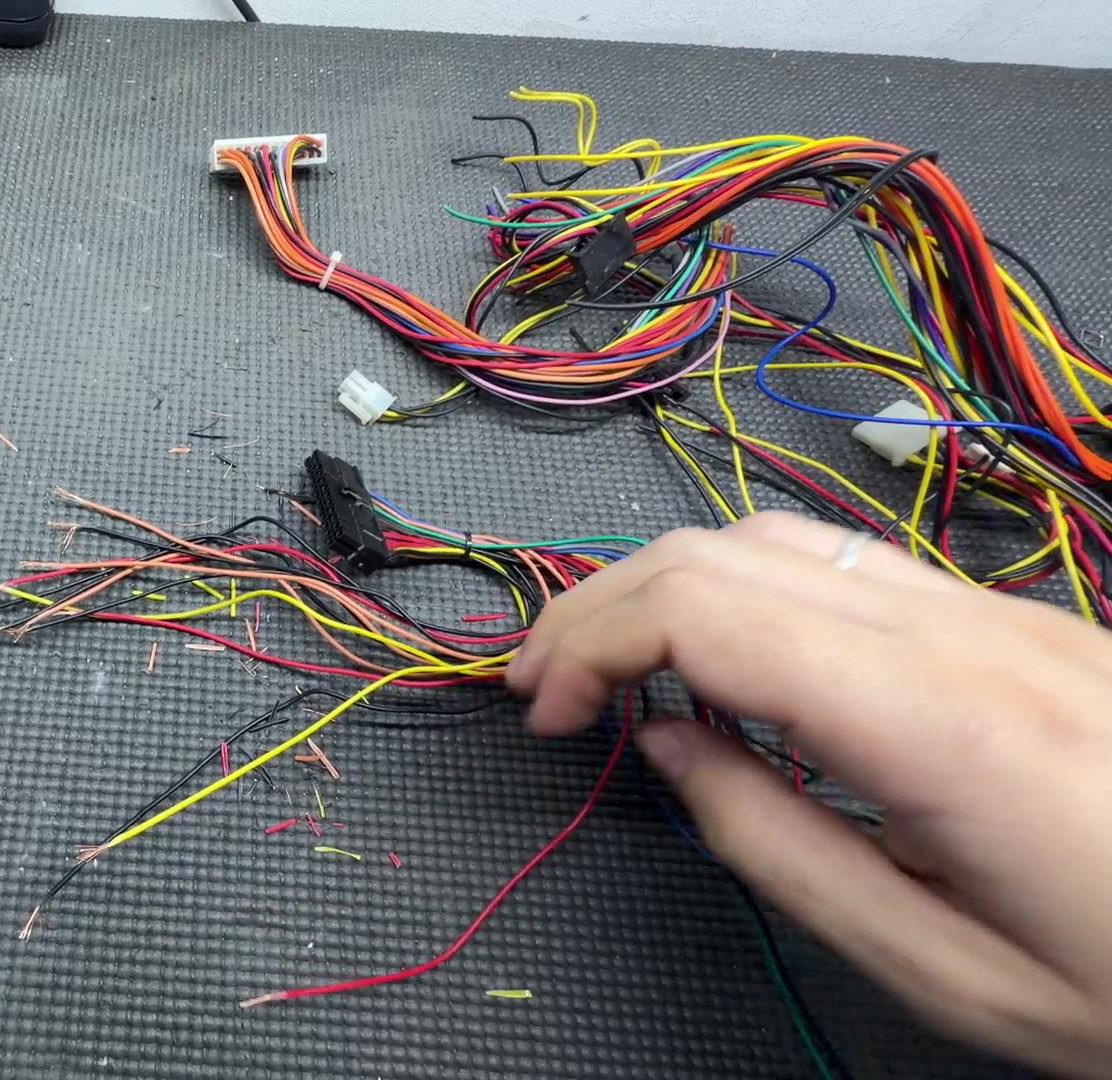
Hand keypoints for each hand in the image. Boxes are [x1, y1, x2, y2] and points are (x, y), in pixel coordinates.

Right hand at [507, 512, 1111, 1078]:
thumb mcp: (947, 969)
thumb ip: (768, 842)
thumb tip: (665, 742)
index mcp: (937, 716)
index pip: (695, 611)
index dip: (586, 646)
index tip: (547, 714)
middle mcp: (949, 629)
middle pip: (703, 554)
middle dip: (587, 609)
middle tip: (541, 682)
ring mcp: (974, 606)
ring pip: (750, 536)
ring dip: (643, 586)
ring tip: (601, 655)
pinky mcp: (986, 612)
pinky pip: (808, 559)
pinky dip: (713, 587)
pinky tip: (704, 647)